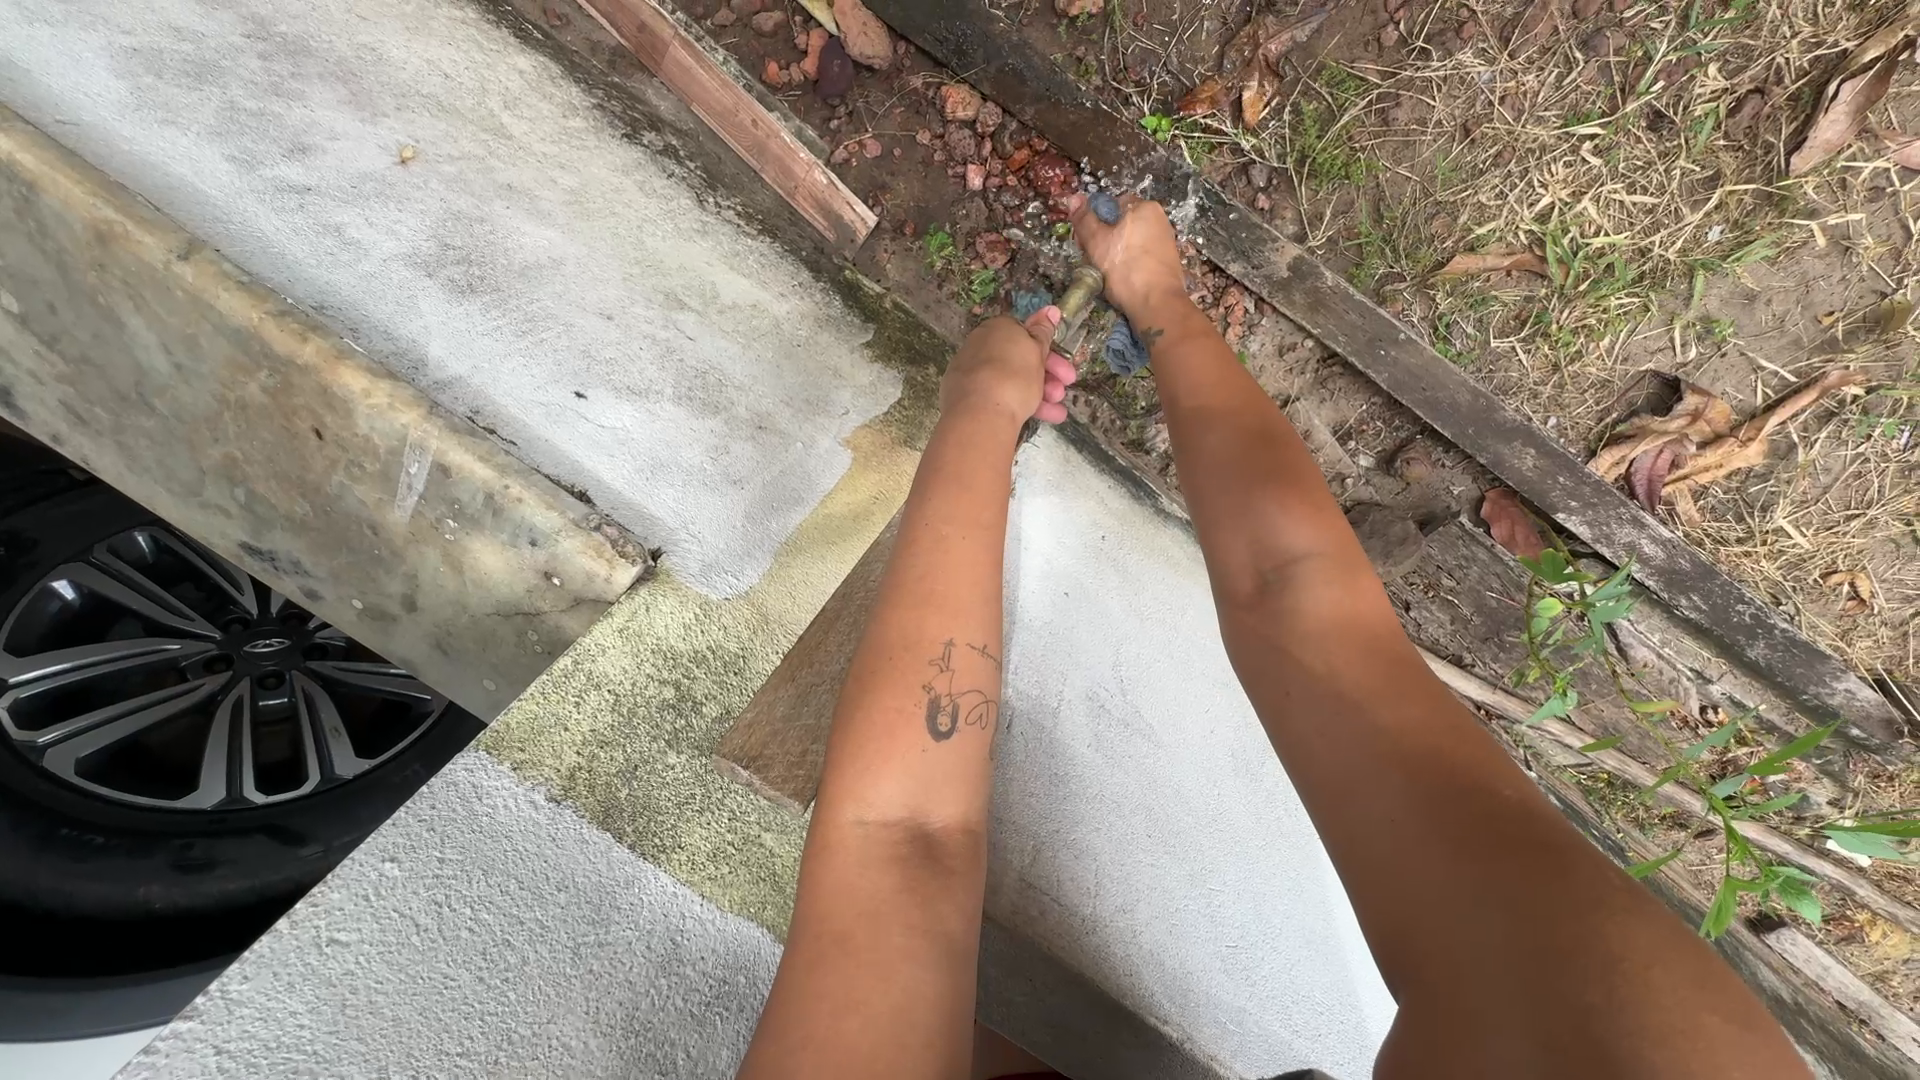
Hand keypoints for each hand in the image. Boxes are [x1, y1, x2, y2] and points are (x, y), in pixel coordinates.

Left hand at [940, 306, 1078, 427]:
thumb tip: (1051, 309)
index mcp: (997, 329)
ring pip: (1012, 382)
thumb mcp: (1036, 351)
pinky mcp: (967, 399)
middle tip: (1064, 390)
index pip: (1025, 336)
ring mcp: (972, 375)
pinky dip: (1021, 406)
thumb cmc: (1014, 376)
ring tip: (1057, 413)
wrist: (979, 415)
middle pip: (1020, 361)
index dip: (1048, 353)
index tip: (1063, 369)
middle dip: (1048, 376)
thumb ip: (1044, 332)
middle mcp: (981, 347)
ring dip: (1041, 395)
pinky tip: (1041, 419)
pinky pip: (999, 398)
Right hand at [1065, 193, 1186, 322]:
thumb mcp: (1096, 242)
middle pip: (1121, 225)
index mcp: (1144, 207)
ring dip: (1116, 254)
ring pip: (1130, 242)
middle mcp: (1159, 219)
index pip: (1111, 205)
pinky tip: (1124, 280)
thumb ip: (1084, 220)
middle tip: (1094, 261)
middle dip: (1105, 240)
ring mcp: (1165, 241)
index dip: (1094, 223)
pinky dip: (1130, 265)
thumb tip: (1073, 197)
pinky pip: (1141, 257)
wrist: (1157, 303)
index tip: (1085, 243)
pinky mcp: (1167, 261)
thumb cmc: (1125, 269)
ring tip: (1108, 274)